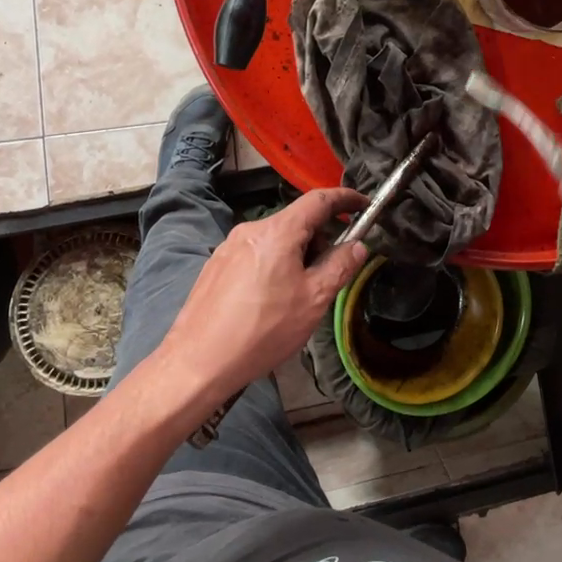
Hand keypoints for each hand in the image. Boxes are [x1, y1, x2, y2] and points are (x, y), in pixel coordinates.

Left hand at [161, 188, 370, 401]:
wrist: (198, 363)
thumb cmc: (261, 331)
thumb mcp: (313, 301)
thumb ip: (340, 267)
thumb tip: (357, 246)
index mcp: (278, 232)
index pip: (319, 200)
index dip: (345, 198)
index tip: (363, 205)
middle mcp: (251, 229)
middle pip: (297, 222)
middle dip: (320, 240)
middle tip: (330, 274)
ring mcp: (229, 246)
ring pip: (277, 240)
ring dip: (297, 256)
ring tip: (298, 297)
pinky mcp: (216, 265)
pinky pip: (256, 254)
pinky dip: (274, 265)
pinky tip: (270, 302)